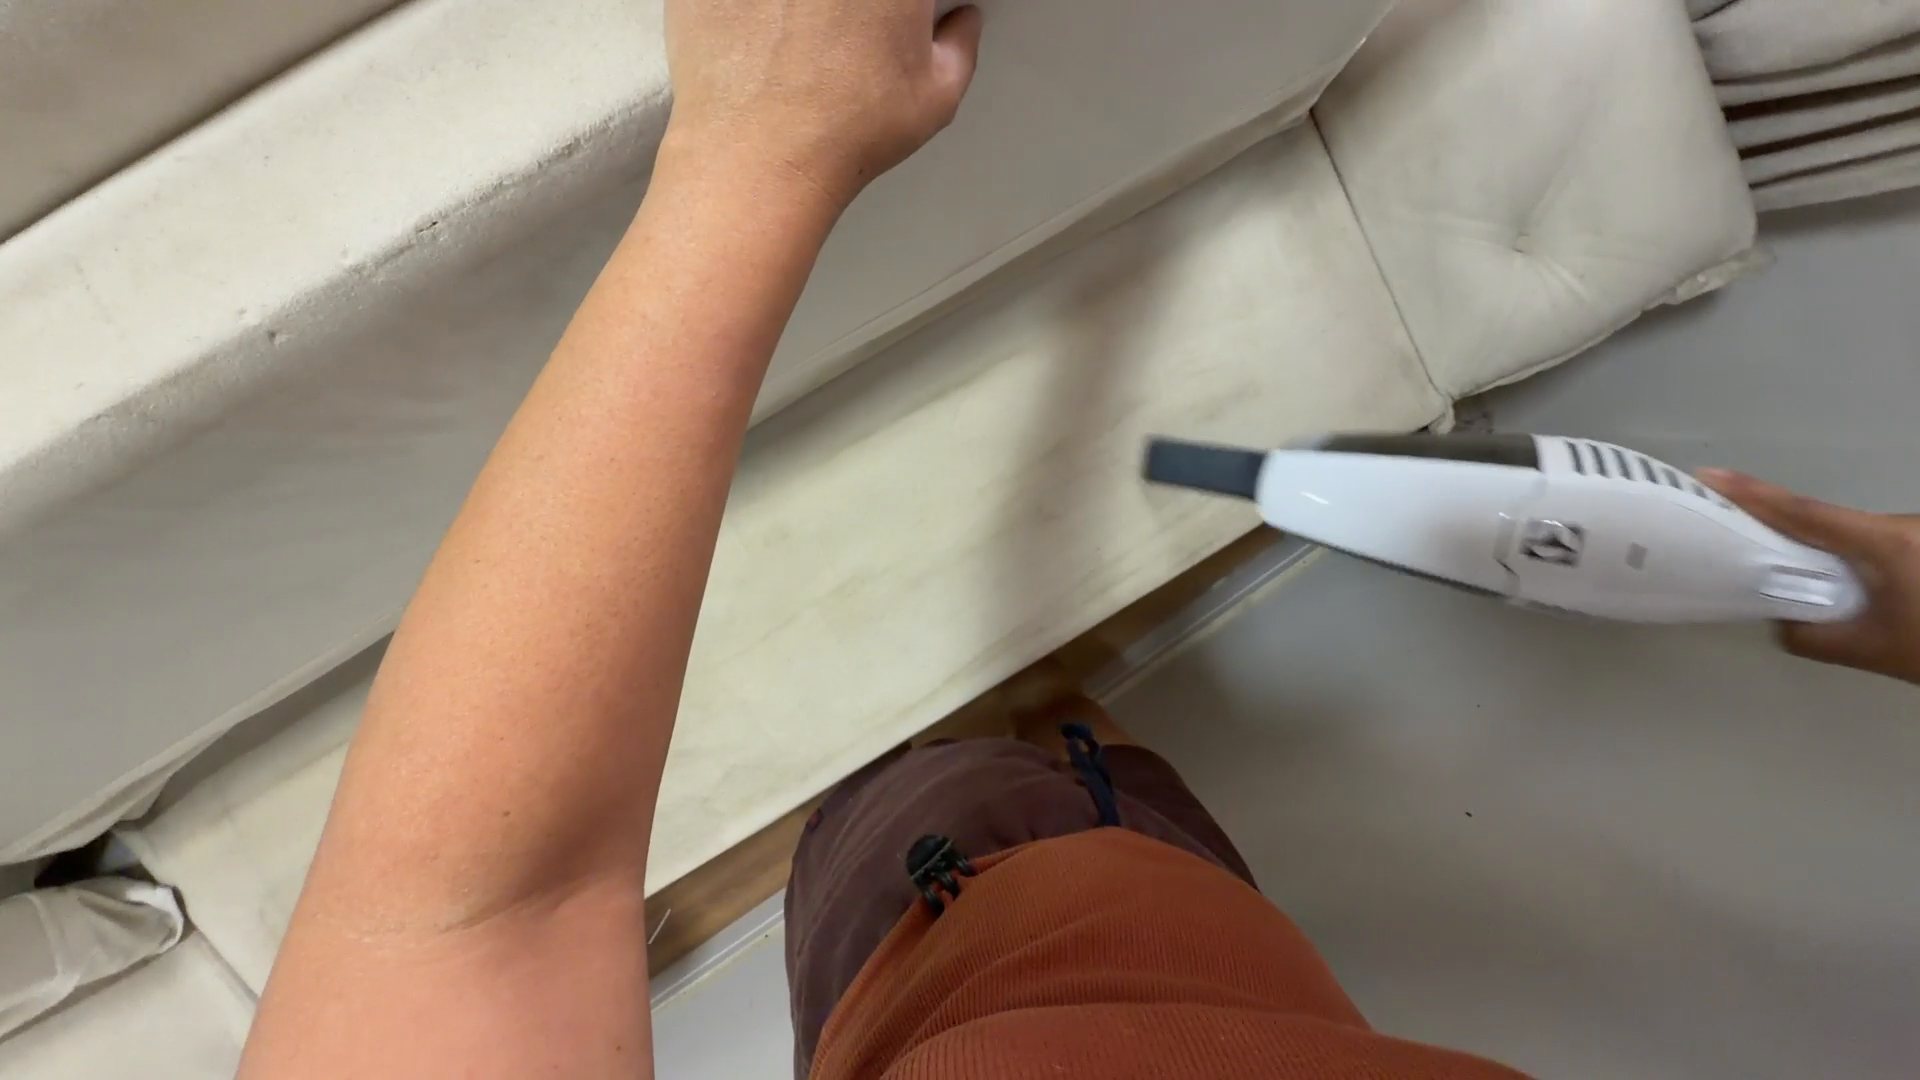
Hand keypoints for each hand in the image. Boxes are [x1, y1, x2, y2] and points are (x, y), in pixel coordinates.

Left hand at [663, 0, 983, 212]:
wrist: (762, 157)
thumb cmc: (845, 131)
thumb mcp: (935, 99)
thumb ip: (960, 46)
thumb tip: (960, 23)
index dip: (909, 9)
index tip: (904, 23)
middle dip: (861, 12)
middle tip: (857, 36)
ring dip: (810, 15)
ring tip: (809, 43)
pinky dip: (760, 12)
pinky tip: (768, 35)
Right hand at [1701, 469, 1919, 685]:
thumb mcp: (1876, 652)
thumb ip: (1811, 635)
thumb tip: (1781, 620)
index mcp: (1886, 542)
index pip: (1802, 512)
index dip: (1751, 494)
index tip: (1707, 475)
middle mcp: (1908, 527)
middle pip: (1830, 526)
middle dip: (1793, 540)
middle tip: (1750, 556)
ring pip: (1863, 541)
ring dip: (1839, 562)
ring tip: (1835, 596)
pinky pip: (1888, 549)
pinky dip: (1867, 568)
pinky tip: (1875, 598)